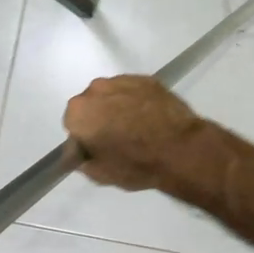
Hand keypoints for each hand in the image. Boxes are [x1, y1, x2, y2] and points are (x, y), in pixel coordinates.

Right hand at [63, 76, 202, 190]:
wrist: (180, 149)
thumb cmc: (136, 164)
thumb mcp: (100, 174)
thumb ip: (83, 160)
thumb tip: (82, 153)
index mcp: (79, 112)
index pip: (73, 124)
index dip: (86, 138)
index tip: (100, 149)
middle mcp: (96, 89)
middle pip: (91, 104)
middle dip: (100, 117)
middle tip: (119, 138)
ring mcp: (123, 80)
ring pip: (112, 94)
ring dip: (119, 107)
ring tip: (138, 127)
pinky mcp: (147, 78)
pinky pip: (133, 90)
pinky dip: (138, 101)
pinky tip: (151, 117)